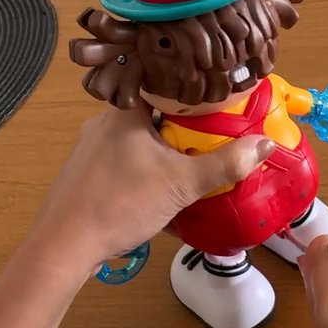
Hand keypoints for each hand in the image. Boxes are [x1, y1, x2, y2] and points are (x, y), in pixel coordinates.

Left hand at [31, 104, 271, 266]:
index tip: (211, 89)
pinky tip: (157, 185)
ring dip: (159, 144)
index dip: (186, 82)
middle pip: (148, 109)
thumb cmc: (119, 204)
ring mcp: (88, 149)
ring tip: (188, 155)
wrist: (63, 248)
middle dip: (178, 119)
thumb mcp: (180, 184)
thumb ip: (223, 164)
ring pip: (133, 136)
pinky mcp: (83, 174)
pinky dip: (142, 165)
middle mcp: (102, 123)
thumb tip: (265, 143)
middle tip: (209, 127)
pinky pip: (121, 158)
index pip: (158, 80)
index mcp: (123, 112)